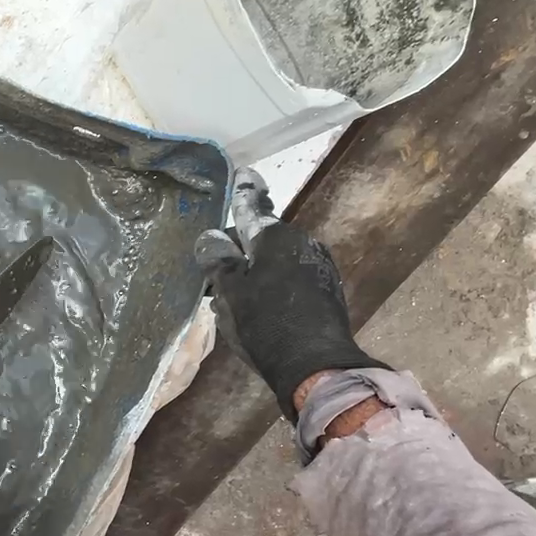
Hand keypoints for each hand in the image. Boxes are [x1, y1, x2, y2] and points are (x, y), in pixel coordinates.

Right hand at [194, 169, 388, 420]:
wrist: (315, 364)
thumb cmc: (263, 324)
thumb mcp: (230, 292)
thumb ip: (219, 261)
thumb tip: (210, 236)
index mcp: (273, 238)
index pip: (253, 206)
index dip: (244, 190)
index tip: (244, 172)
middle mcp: (301, 244)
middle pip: (262, 235)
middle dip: (240, 244)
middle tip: (215, 261)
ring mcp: (317, 266)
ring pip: (275, 257)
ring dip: (254, 267)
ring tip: (232, 290)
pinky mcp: (325, 290)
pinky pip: (289, 276)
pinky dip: (270, 282)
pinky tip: (257, 305)